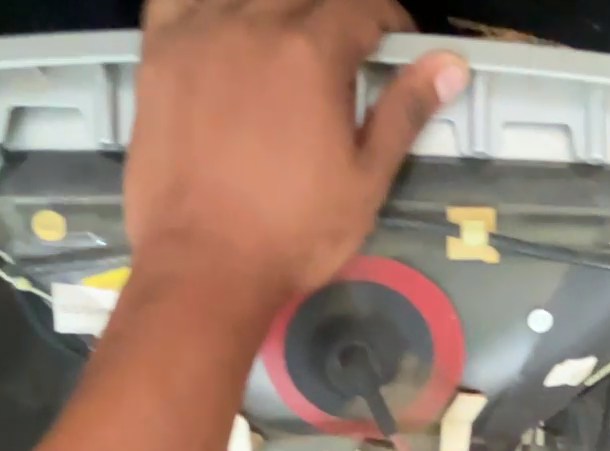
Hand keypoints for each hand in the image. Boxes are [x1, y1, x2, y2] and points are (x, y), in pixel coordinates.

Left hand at [124, 0, 468, 299]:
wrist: (206, 267)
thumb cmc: (296, 235)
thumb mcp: (365, 183)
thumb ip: (404, 114)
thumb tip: (451, 64)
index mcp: (312, 52)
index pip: (362, 6)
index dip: (388, 22)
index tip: (393, 47)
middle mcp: (254, 23)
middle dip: (335, 15)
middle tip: (343, 56)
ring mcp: (199, 34)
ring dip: (278, 10)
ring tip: (287, 46)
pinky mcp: (158, 55)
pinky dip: (209, 4)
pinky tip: (226, 29)